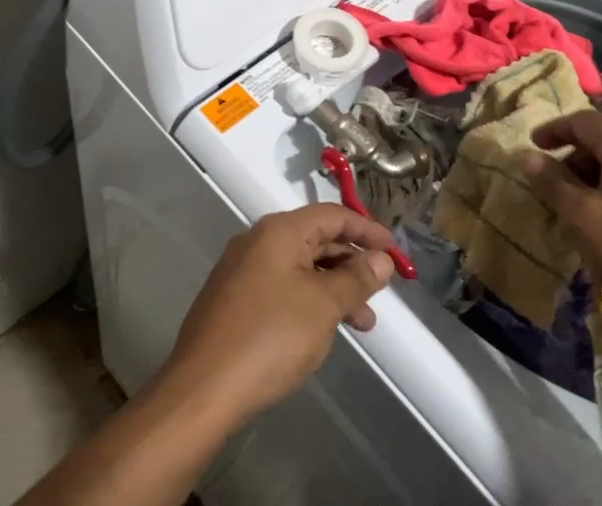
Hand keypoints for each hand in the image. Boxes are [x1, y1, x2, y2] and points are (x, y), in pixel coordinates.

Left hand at [161, 204, 396, 423]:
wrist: (205, 386)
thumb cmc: (271, 336)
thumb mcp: (324, 305)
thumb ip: (356, 279)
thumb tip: (380, 259)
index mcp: (277, 232)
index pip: (331, 215)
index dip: (366, 230)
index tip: (395, 252)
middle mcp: (256, 242)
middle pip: (315, 239)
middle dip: (352, 264)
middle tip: (381, 293)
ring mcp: (241, 271)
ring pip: (300, 268)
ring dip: (334, 289)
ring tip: (363, 324)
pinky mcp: (234, 299)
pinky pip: (282, 287)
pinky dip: (310, 301)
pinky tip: (324, 329)